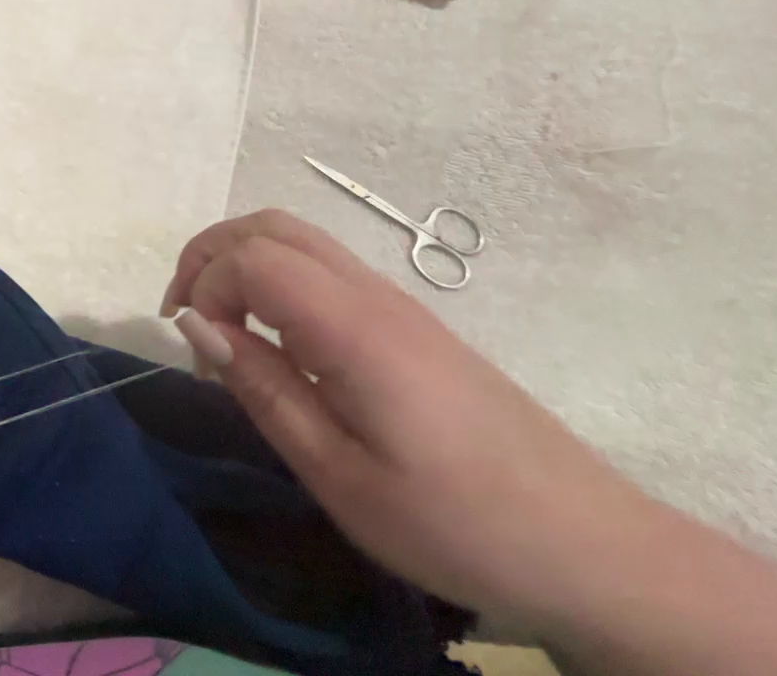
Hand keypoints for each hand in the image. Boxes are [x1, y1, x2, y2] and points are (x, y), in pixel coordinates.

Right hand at [162, 210, 655, 629]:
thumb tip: (197, 322)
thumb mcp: (335, 472)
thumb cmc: (452, 522)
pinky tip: (272, 342)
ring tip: (218, 328)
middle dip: (208, 256)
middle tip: (185, 319)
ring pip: (297, 239)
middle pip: (270, 226)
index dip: (205, 289)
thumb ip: (261, 387)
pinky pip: (322, 270)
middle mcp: (375, 296)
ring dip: (238, 265)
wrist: (591, 548)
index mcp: (355, 329)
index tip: (200, 354)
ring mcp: (397, 304)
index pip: (253, 258)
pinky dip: (272, 282)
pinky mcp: (409, 324)